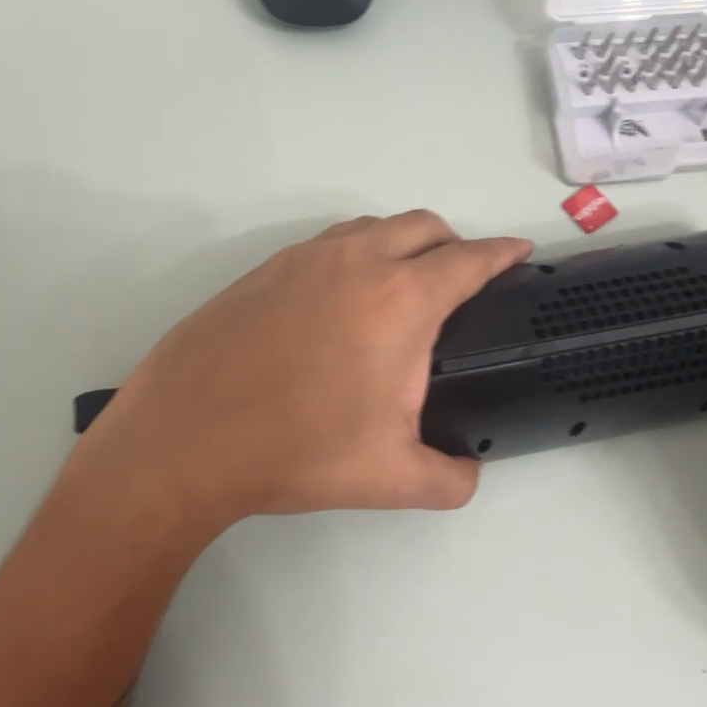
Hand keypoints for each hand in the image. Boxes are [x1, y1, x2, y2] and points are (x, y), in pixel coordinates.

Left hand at [63, 211, 531, 536]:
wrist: (187, 439)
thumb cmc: (298, 453)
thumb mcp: (393, 479)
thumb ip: (451, 478)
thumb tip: (465, 470)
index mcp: (400, 301)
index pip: (469, 260)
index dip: (502, 254)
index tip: (518, 254)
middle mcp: (355, 263)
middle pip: (422, 226)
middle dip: (452, 243)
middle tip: (460, 280)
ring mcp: (301, 260)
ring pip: (368, 228)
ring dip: (398, 243)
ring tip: (400, 287)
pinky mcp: (260, 272)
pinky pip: (323, 247)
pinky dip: (350, 257)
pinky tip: (337, 302)